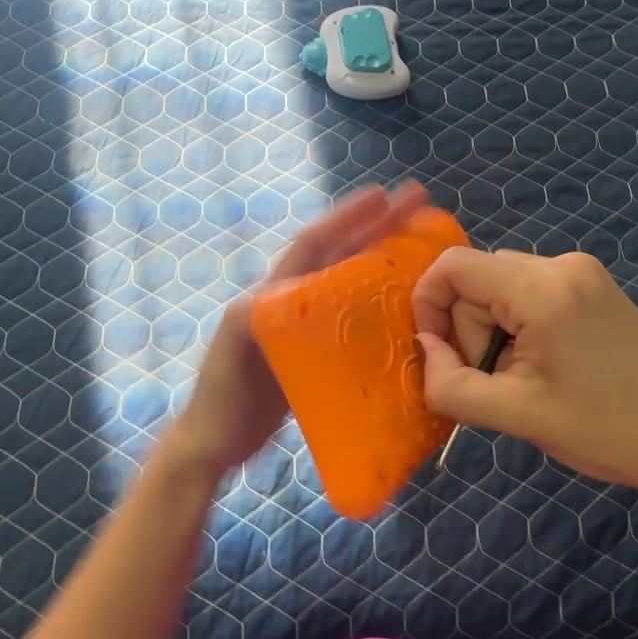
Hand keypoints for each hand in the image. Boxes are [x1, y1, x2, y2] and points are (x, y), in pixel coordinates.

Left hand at [168, 182, 430, 473]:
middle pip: (339, 255)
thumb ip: (245, 322)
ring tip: (422, 245)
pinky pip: (352, 320)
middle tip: (418, 205)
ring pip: (350, 283)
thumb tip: (272, 296)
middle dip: (376, 226)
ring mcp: (306, 327)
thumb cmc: (222, 397)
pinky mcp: (316, 353)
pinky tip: (408, 308)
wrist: (216, 442)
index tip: (382, 196)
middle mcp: (293, 301)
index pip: (314, 245)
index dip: (345, 219)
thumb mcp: (230, 353)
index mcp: (273, 294)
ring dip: (382, 259)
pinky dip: (378, 306)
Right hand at [413, 248, 637, 502]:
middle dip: (468, 330)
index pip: (452, 267)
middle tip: (497, 383)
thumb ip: (452, 384)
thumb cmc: (606, 431)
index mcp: (541, 289)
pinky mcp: (591, 284)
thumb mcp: (516, 415)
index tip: (439, 355)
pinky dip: (517, 324)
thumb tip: (427, 349)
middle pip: (475, 280)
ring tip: (524, 378)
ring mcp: (579, 270)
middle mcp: (560, 264)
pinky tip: (542, 363)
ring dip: (492, 330)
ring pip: (498, 286)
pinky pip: (527, 291)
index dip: (428, 305)